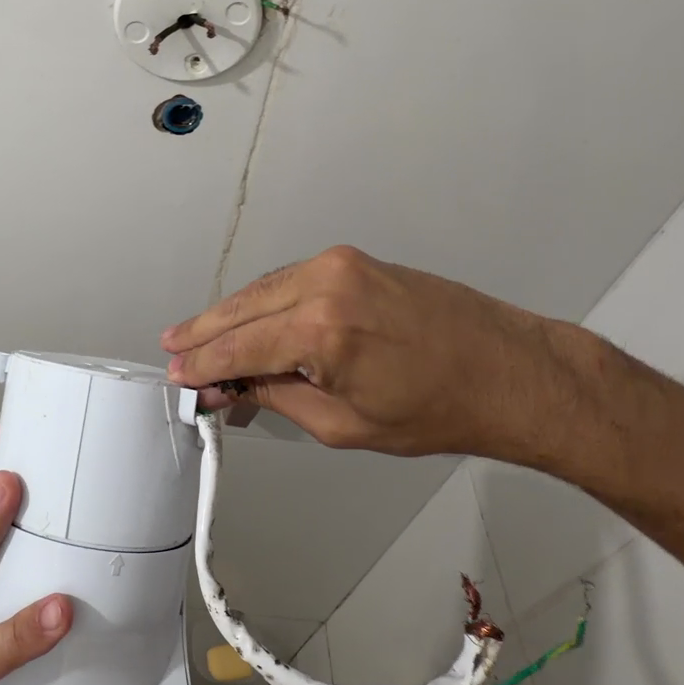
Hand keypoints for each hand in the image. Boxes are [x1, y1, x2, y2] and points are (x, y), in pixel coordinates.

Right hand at [162, 246, 590, 459]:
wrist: (508, 372)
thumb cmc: (438, 409)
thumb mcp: (344, 424)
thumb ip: (276, 397)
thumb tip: (233, 386)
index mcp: (322, 332)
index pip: (238, 348)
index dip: (202, 365)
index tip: (179, 377)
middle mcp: (325, 284)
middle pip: (241, 308)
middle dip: (204, 332)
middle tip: (174, 351)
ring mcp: (340, 264)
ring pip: (262, 288)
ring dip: (231, 314)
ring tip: (200, 339)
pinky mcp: (354, 260)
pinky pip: (290, 279)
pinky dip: (264, 301)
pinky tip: (248, 320)